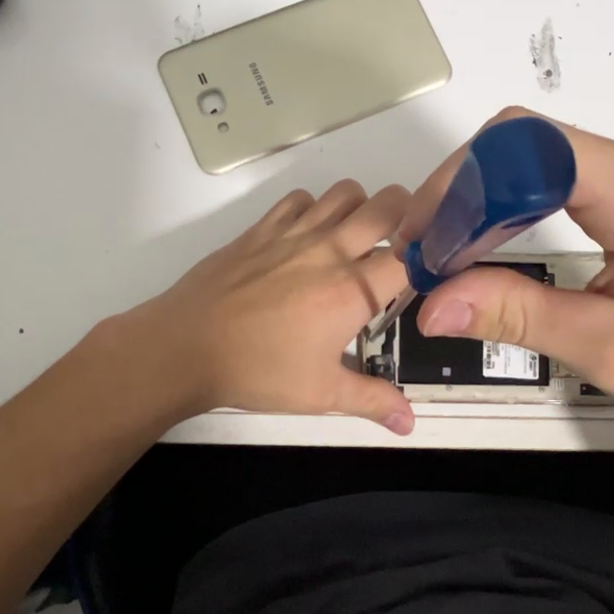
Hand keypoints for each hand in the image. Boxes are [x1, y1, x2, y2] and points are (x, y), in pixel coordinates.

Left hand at [117, 181, 416, 434]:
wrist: (186, 346)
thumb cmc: (258, 371)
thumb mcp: (321, 394)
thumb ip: (372, 400)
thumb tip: (409, 422)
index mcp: (351, 291)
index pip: (411, 257)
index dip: (428, 261)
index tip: (426, 275)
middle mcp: (330, 250)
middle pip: (388, 205)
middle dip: (408, 217)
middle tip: (404, 243)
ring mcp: (293, 233)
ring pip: (346, 192)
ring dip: (363, 207)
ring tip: (359, 237)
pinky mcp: (262, 227)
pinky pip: (301, 198)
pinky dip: (316, 207)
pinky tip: (310, 235)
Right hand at [399, 108, 613, 447]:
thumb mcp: (604, 347)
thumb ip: (515, 314)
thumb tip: (431, 303)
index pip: (531, 145)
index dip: (466, 179)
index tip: (428, 235)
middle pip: (526, 141)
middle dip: (463, 187)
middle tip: (426, 247)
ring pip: (536, 157)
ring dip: (482, 197)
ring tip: (445, 251)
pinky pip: (555, 179)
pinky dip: (509, 206)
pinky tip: (487, 244)